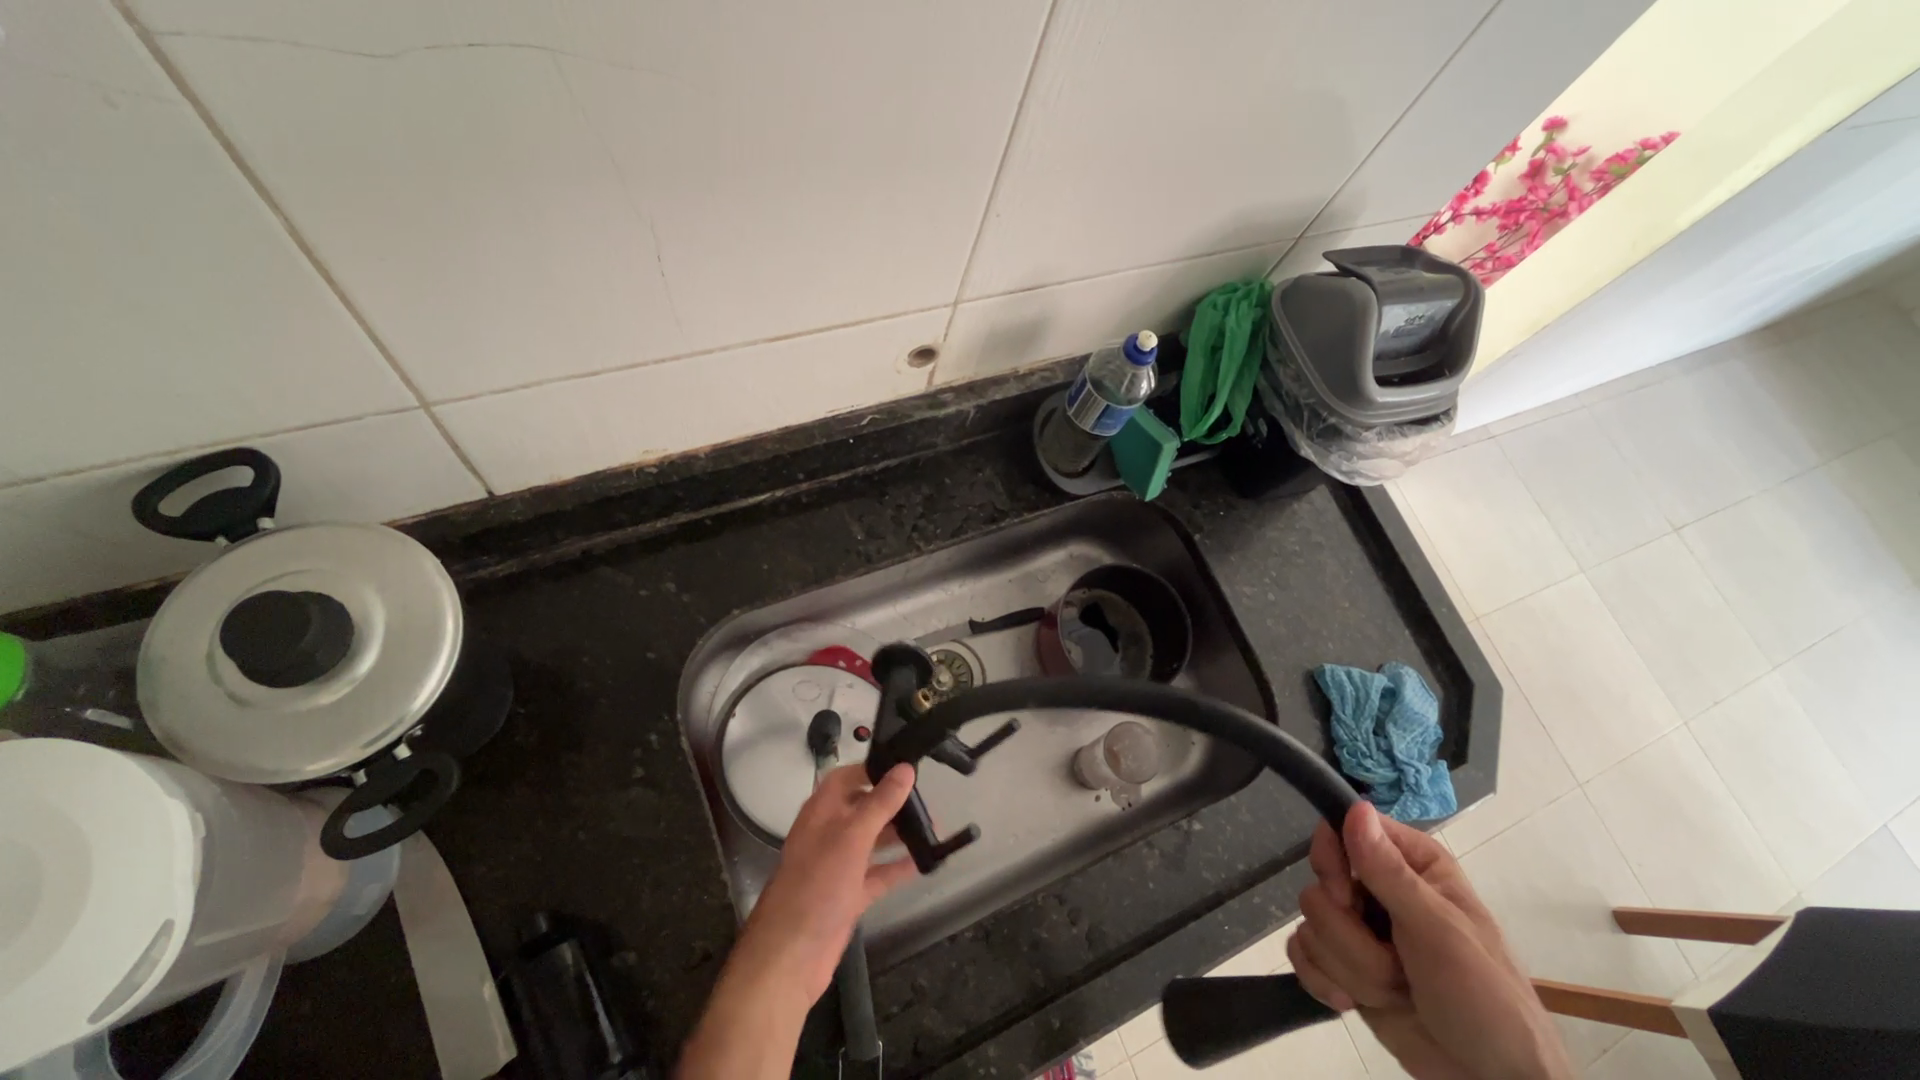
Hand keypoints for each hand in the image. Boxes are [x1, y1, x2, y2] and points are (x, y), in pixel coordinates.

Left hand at [730, 762, 920, 1002]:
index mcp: (821, 813)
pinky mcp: (848, 895)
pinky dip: (897, 867)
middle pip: (862, 809)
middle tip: (927, 804)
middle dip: (892, 804)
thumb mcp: (851, 837)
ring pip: (872, 841)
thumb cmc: (817, 886)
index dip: (873, 770)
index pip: (846, 778)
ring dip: (898, 835)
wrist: (791, 954)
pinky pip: (877, 874)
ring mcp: (838, 866)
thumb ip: (880, 803)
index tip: (906, 769)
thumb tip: (904, 769)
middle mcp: (828, 834)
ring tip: (933, 830)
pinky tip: (922, 862)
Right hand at [1287, 803, 1573, 1079]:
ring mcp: (1359, 932)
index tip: (1347, 897)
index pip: (1343, 832)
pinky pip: (1301, 956)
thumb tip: (1355, 806)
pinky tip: (1353, 1003)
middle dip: (1351, 937)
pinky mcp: (1343, 967)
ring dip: (1352, 970)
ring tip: (1396, 991)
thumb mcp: (1439, 932)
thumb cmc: (1483, 998)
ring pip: (1311, 927)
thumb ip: (1389, 872)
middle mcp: (1380, 890)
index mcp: (1412, 865)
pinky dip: (1324, 983)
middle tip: (1395, 961)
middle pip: (1320, 888)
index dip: (1333, 863)